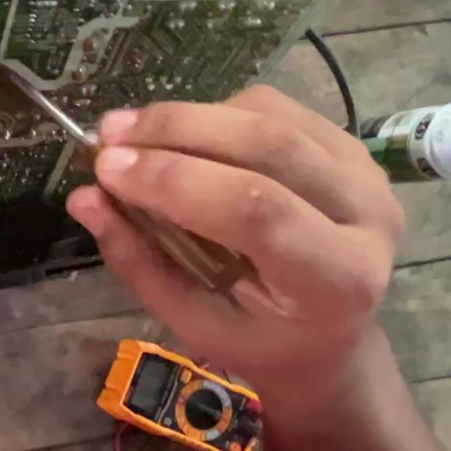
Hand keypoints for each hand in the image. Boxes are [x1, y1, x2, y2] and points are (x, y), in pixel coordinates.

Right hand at [66, 86, 404, 418]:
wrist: (328, 337)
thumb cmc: (256, 342)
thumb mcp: (192, 323)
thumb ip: (140, 262)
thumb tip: (84, 199)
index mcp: (334, 278)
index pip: (255, 209)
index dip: (174, 180)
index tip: (107, 168)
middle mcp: (367, 215)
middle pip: (267, 144)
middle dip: (176, 131)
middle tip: (109, 134)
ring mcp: (367, 173)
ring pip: (269, 116)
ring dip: (189, 116)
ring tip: (130, 131)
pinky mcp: (352, 147)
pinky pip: (275, 109)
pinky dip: (215, 112)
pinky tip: (178, 134)